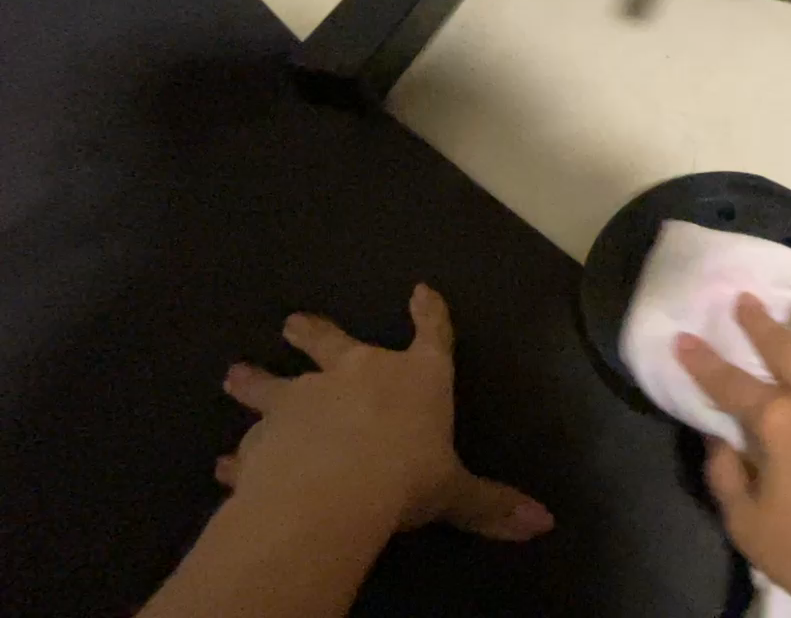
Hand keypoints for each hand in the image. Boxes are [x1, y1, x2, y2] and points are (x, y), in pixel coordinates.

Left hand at [219, 284, 553, 542]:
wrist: (327, 499)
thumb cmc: (406, 477)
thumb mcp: (454, 492)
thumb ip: (490, 503)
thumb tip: (544, 524)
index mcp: (419, 375)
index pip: (432, 332)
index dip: (429, 311)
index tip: (420, 289)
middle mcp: (360, 374)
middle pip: (334, 342)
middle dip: (313, 332)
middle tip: (290, 323)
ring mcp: (305, 401)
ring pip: (275, 385)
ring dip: (255, 381)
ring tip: (234, 374)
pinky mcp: (263, 439)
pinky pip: (248, 446)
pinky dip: (238, 454)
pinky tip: (223, 462)